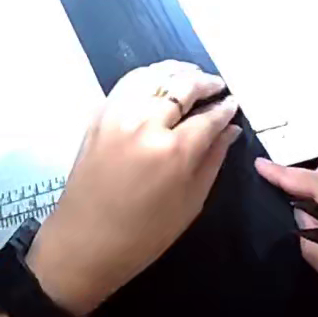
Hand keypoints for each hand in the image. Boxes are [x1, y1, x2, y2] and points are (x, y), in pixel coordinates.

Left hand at [26, 61, 240, 316]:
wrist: (82, 245)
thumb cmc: (143, 235)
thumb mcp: (191, 203)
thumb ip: (213, 159)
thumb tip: (230, 129)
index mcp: (173, 151)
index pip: (210, 117)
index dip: (226, 108)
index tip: (234, 103)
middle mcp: (146, 124)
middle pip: (183, 86)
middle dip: (206, 83)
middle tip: (218, 86)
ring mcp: (119, 116)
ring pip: (154, 75)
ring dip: (178, 72)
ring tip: (192, 76)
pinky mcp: (99, 116)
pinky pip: (128, 83)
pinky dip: (149, 76)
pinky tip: (161, 81)